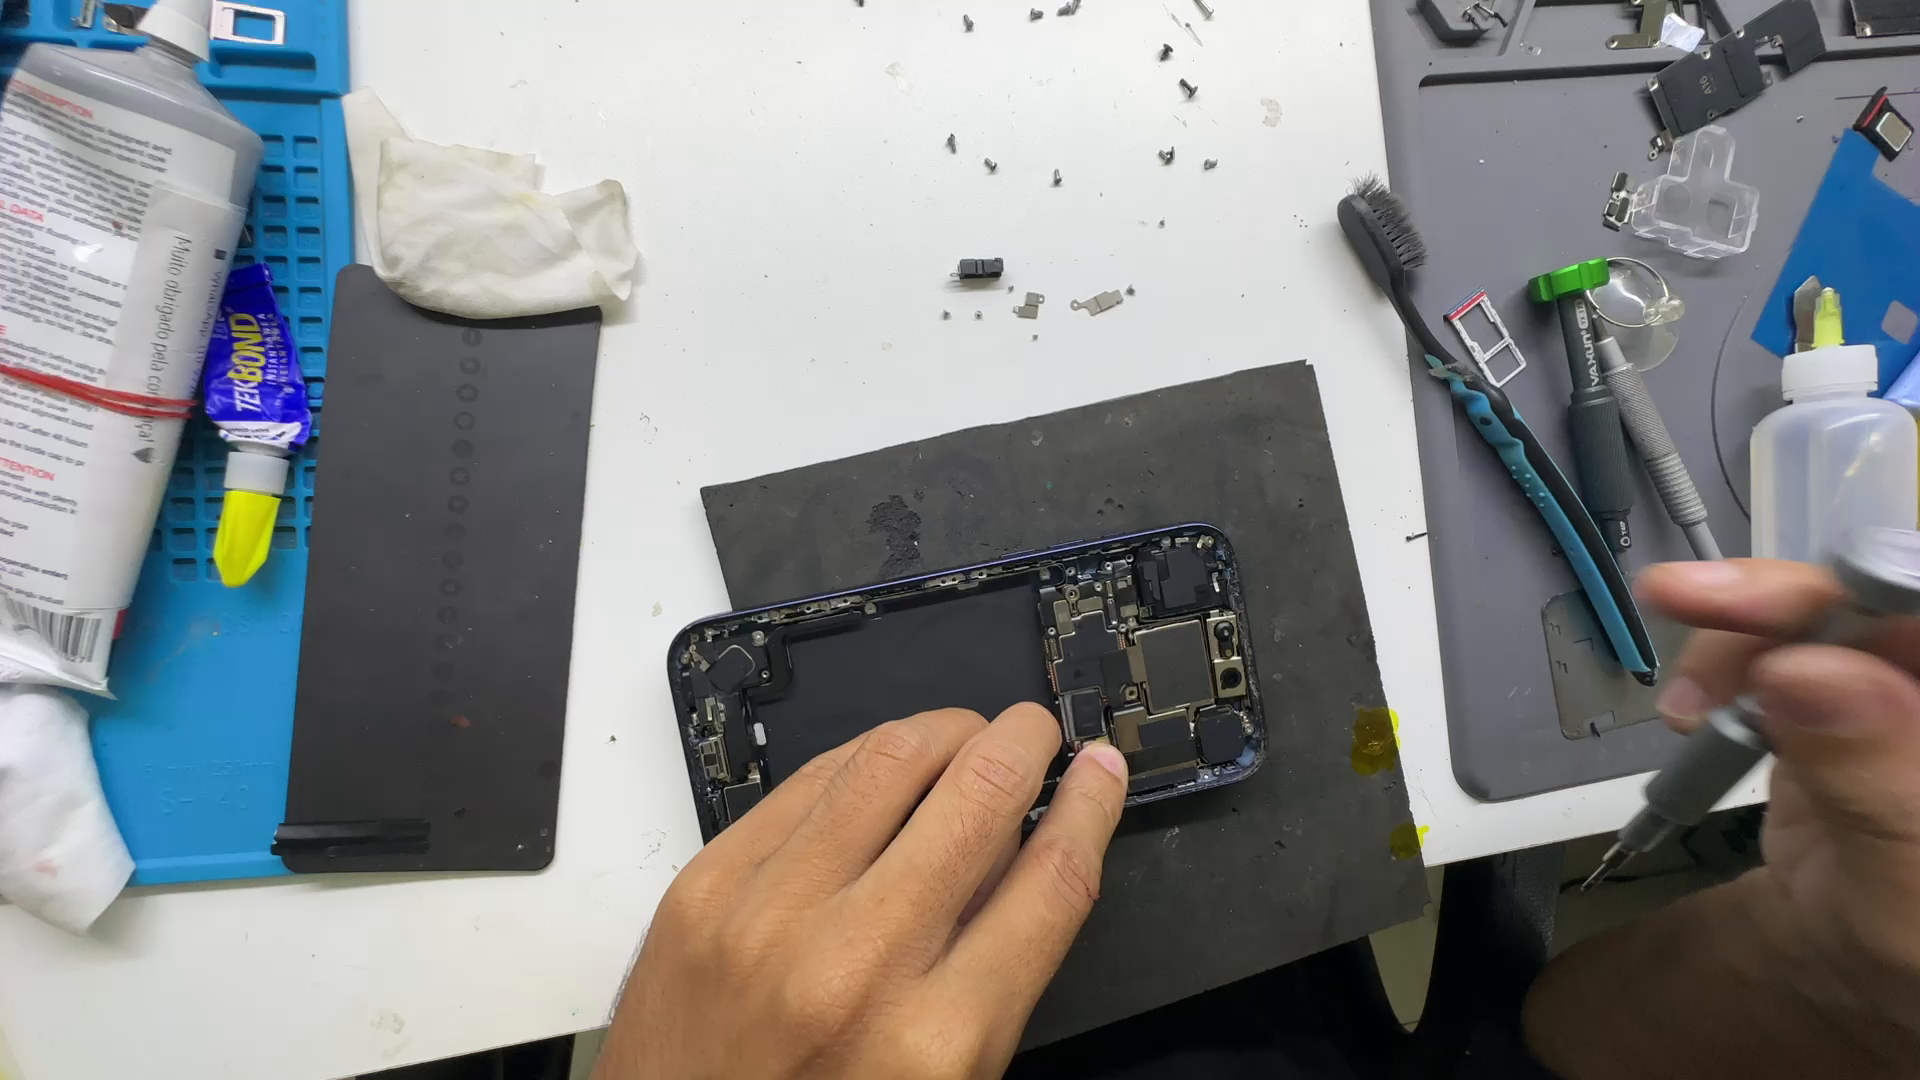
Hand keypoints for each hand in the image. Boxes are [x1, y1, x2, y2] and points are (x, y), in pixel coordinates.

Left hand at [595, 704, 1129, 1079]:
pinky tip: (888, 764)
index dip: (1090, 806)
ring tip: (965, 739)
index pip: (1050, 880)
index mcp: (935, 1043)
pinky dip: (870, 754)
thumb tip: (1027, 834)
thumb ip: (996, 958)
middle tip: (1036, 732)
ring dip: (949, 729)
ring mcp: (770, 910)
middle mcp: (853, 963)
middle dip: (1025, 741)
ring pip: (893, 755)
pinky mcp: (711, 879)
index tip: (1100, 770)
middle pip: (977, 794)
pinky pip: (815, 773)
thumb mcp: (947, 1076)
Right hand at [1642, 558, 1919, 991]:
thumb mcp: (1898, 892)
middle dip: (1780, 596)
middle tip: (1680, 598)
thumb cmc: (1902, 953)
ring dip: (1730, 640)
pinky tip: (1694, 707)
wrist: (1850, 965)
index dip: (1886, 588)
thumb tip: (1807, 671)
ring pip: (1818, 616)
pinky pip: (1774, 648)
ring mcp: (1899, 698)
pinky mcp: (1841, 698)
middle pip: (1887, 602)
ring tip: (1682, 706)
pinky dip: (1718, 664)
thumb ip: (1871, 786)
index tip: (1787, 597)